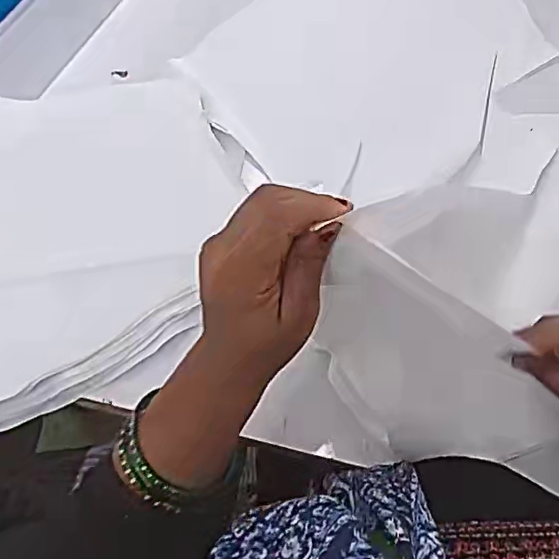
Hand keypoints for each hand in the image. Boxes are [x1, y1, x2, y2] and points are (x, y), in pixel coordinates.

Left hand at [195, 184, 347, 383]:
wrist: (230, 358)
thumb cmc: (260, 345)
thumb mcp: (299, 313)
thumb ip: (309, 265)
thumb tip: (324, 228)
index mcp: (240, 269)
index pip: (275, 214)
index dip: (313, 206)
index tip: (339, 213)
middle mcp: (223, 251)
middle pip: (267, 199)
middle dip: (308, 201)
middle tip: (335, 217)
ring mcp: (219, 243)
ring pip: (261, 200)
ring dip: (296, 203)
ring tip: (321, 224)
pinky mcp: (224, 241)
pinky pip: (255, 210)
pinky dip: (283, 211)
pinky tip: (301, 229)